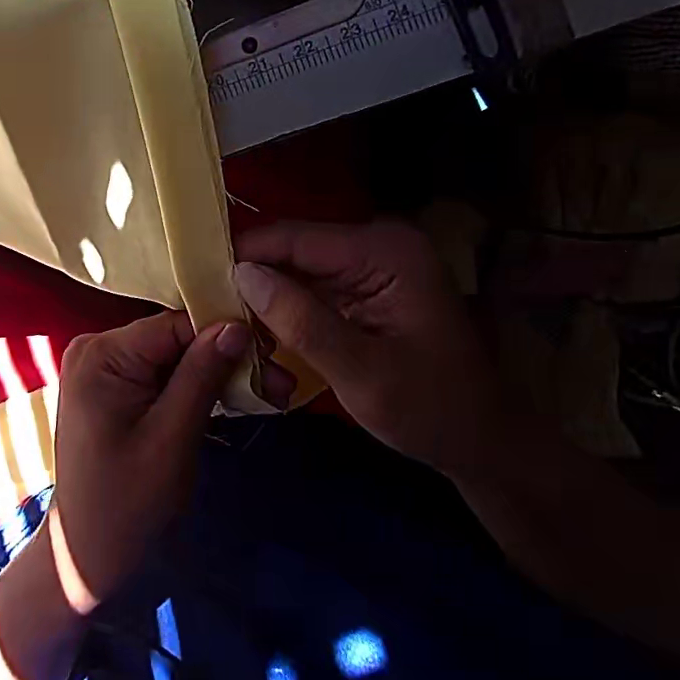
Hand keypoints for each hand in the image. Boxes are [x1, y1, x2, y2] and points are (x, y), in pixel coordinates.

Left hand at [49, 313, 250, 608]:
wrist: (85, 555)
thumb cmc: (125, 504)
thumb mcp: (170, 440)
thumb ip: (202, 376)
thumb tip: (237, 325)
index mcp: (101, 355)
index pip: (175, 325)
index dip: (225, 335)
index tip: (271, 354)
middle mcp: (97, 349)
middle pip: (176, 338)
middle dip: (226, 358)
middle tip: (279, 383)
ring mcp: (103, 367)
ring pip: (174, 355)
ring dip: (217, 373)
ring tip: (269, 391)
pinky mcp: (114, 386)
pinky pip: (163, 372)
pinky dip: (196, 386)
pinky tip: (233, 398)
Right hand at [233, 220, 514, 475]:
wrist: (484, 441)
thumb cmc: (433, 410)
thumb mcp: (362, 372)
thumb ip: (300, 320)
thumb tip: (241, 274)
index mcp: (385, 250)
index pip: (295, 238)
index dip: (244, 254)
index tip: (195, 278)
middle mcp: (376, 244)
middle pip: (291, 253)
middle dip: (253, 284)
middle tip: (211, 318)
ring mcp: (370, 265)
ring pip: (294, 272)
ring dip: (266, 305)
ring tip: (235, 337)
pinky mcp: (363, 288)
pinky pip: (309, 291)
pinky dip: (285, 315)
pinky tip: (265, 344)